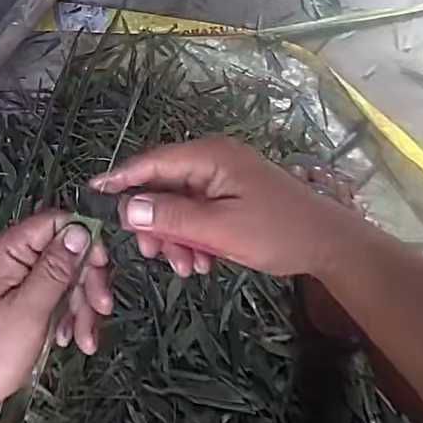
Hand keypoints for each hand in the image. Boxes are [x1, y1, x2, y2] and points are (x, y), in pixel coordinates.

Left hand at [0, 209, 112, 422]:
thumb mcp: (29, 309)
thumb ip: (56, 268)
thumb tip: (80, 229)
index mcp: (10, 250)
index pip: (56, 222)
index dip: (84, 239)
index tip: (101, 266)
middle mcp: (16, 259)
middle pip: (67, 251)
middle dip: (87, 280)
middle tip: (101, 308)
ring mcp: (21, 281)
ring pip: (68, 277)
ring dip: (83, 305)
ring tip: (86, 339)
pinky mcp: (26, 302)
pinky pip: (58, 297)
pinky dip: (70, 316)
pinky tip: (71, 340)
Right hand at [89, 137, 371, 276]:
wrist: (329, 244)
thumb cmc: (275, 232)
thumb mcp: (219, 229)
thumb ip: (171, 217)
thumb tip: (125, 208)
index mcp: (209, 156)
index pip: (153, 161)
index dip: (121, 177)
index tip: (93, 191)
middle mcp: (213, 159)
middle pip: (165, 185)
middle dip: (156, 221)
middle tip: (152, 253)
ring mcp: (223, 177)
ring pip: (181, 203)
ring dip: (176, 235)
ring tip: (186, 266)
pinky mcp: (232, 195)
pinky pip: (199, 211)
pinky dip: (194, 235)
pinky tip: (201, 261)